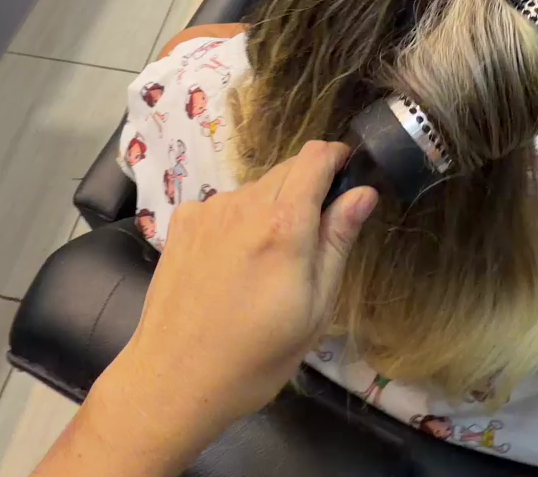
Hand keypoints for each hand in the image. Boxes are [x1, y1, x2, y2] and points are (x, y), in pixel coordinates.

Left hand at [48, 142, 377, 476]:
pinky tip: (230, 263)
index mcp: (283, 223)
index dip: (336, 156)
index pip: (315, 157)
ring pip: (256, 188)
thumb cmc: (257, 356)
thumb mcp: (314, 307)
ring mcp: (209, 209)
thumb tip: (364, 192)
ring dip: (271, 206)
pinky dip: (238, 220)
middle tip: (311, 236)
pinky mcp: (183, 220)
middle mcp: (244, 203)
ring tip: (266, 261)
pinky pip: (224, 205)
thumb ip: (337, 240)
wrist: (173, 381)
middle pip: (287, 168)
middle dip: (308, 186)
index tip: (347, 172)